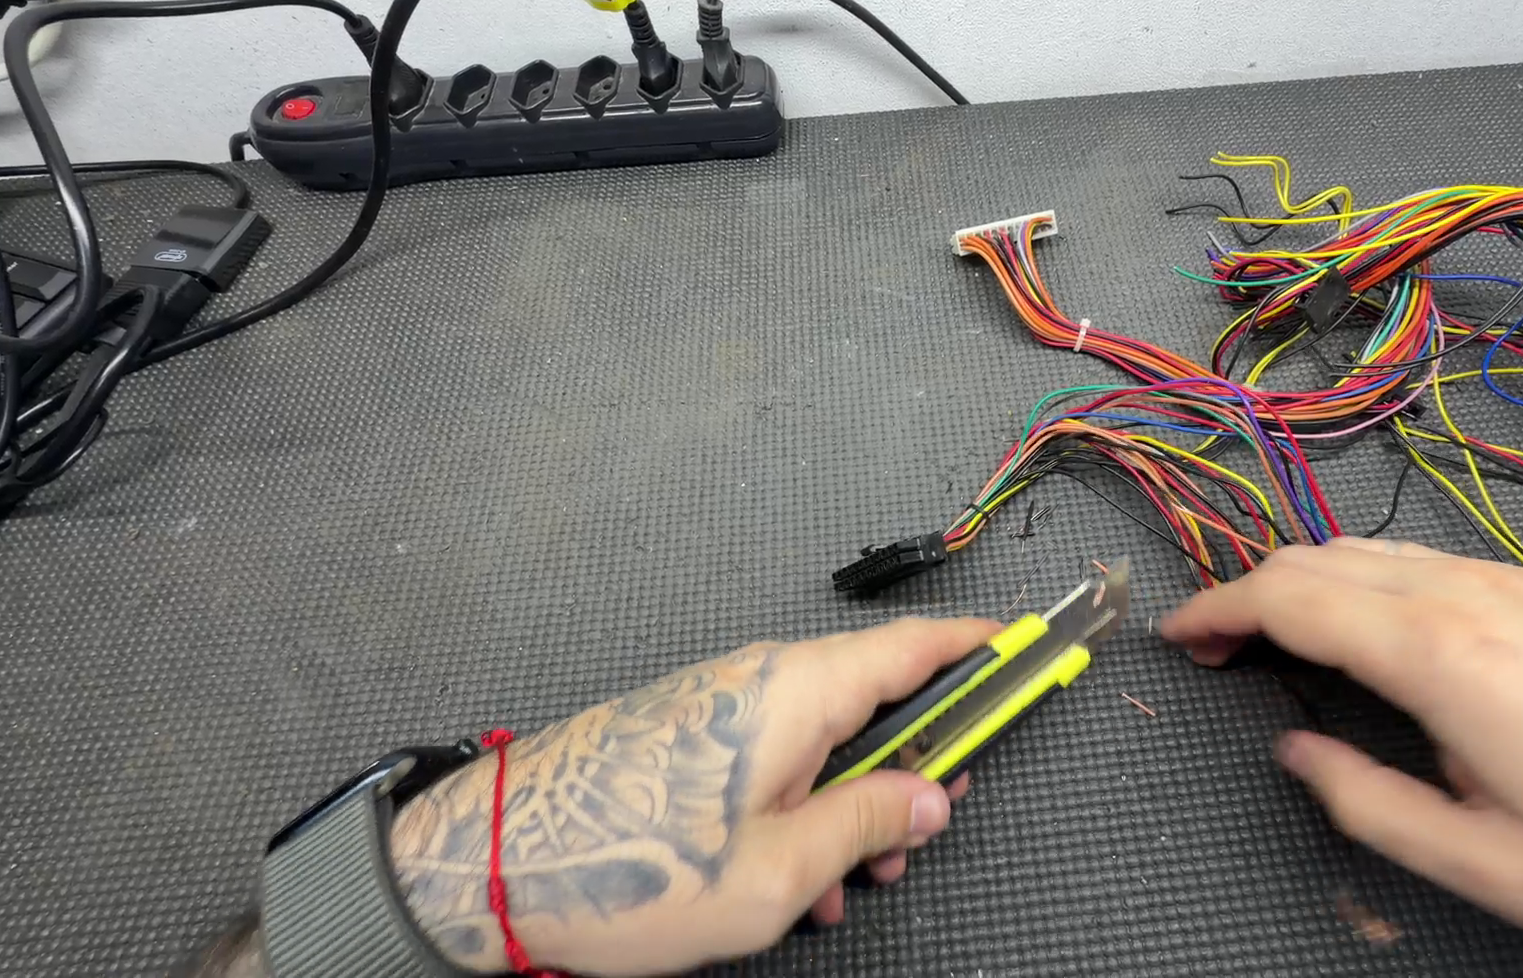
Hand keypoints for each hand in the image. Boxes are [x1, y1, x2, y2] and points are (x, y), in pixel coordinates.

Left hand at [386, 617, 996, 975]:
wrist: (503, 855)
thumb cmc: (640, 859)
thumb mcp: (779, 866)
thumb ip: (869, 822)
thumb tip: (930, 799)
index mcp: (805, 688)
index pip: (916, 645)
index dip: (977, 645)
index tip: (1019, 645)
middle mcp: (775, 676)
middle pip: (881, 695)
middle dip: (916, 759)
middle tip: (933, 817)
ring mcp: (739, 698)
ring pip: (832, 733)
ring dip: (857, 797)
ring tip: (852, 876)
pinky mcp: (711, 724)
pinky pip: (787, 748)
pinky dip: (810, 799)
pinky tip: (794, 872)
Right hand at [1160, 537, 1522, 950]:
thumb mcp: (1498, 867)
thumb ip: (1368, 807)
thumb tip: (1295, 752)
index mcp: (1430, 651)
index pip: (1279, 597)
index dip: (1210, 609)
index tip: (1175, 636)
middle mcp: (1448, 591)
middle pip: (1302, 561)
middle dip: (1236, 595)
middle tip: (1214, 649)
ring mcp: (1489, 574)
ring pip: (1345, 550)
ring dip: (1287, 584)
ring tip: (1268, 638)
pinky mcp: (1522, 578)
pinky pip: (1394, 558)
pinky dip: (1338, 579)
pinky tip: (1351, 626)